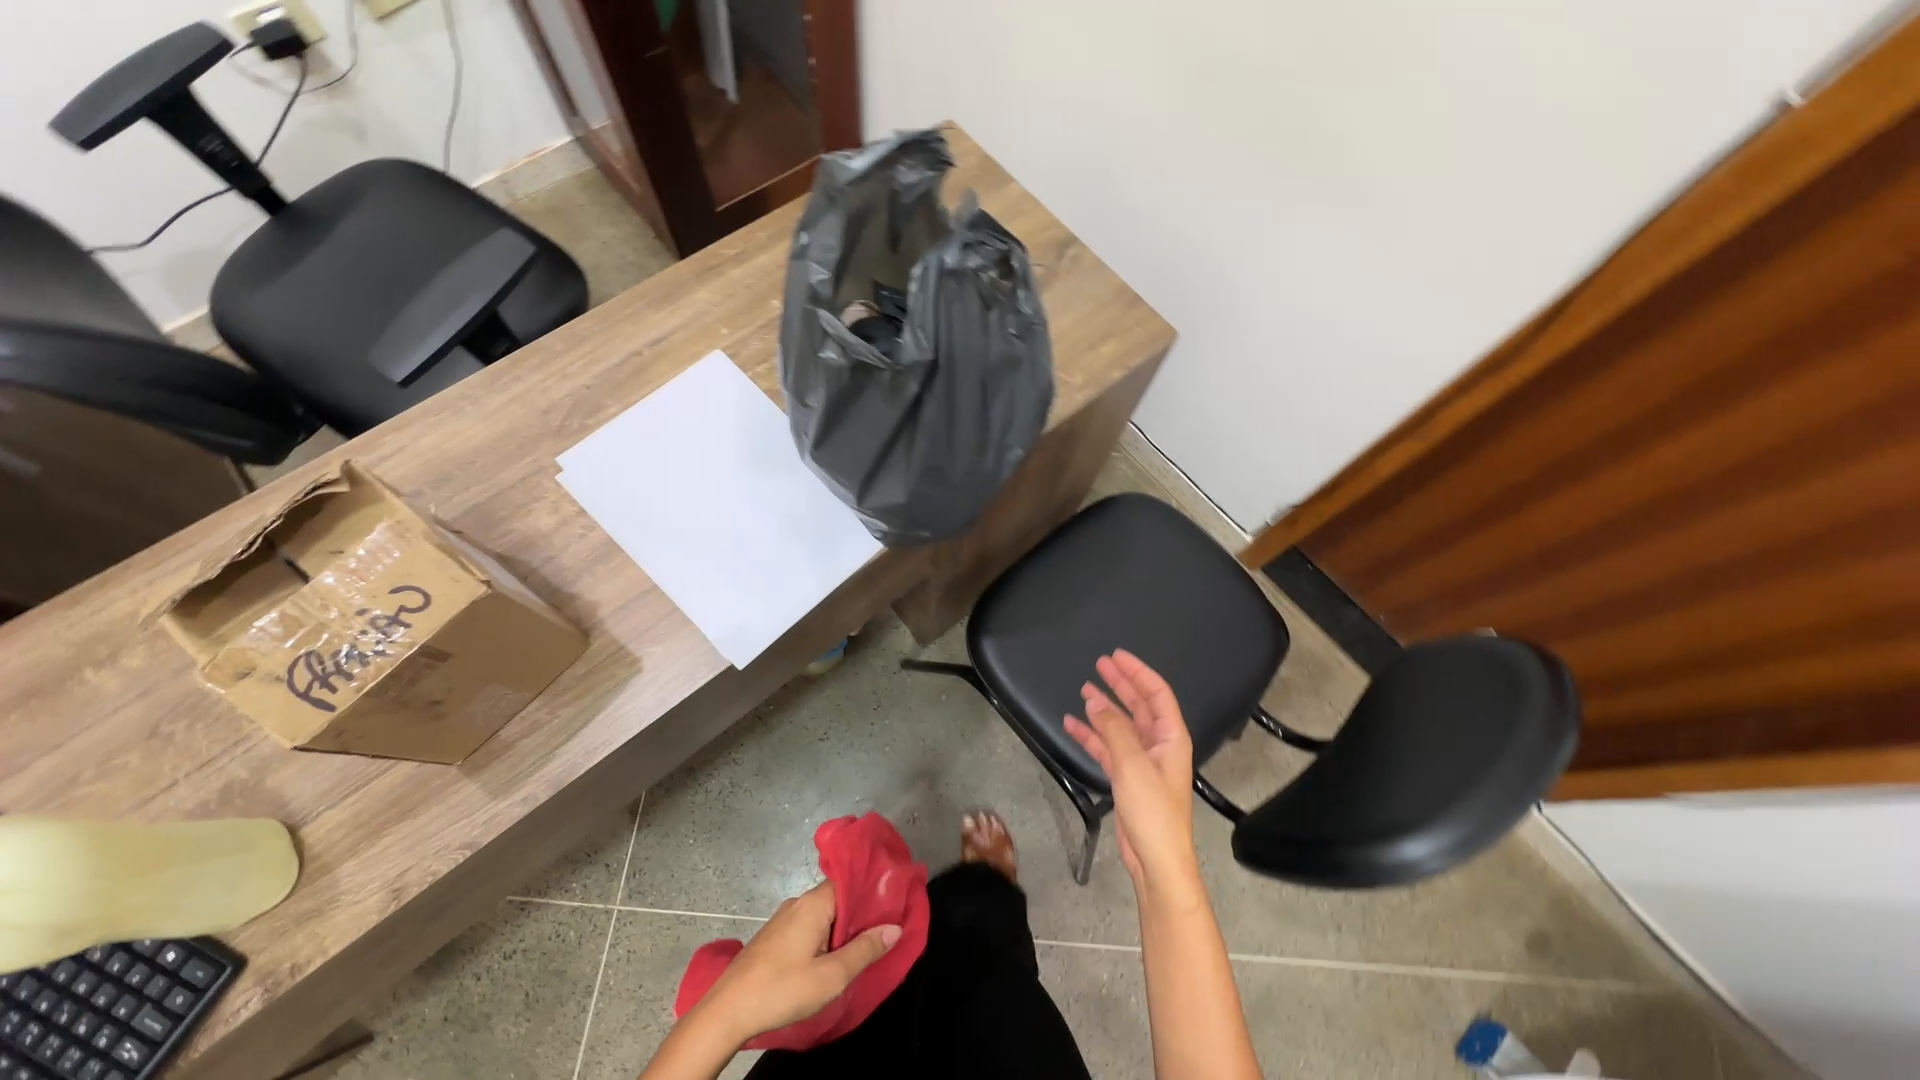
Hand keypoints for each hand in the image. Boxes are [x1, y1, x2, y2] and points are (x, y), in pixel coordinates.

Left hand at [689, 881, 901, 1045]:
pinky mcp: (775, 938)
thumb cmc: (782, 989)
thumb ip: (865, 950)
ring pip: (824, 915)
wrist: (726, 1012)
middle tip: (885, 935)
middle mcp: (797, 903)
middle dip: (861, 916)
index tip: (895, 907)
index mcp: (813, 903)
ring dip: (842, 931)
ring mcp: (783, 920)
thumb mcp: (831, 976)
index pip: (850, 883)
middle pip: (838, 899)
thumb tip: (894, 927)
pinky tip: (833, 959)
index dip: (873, 894)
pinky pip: (810, 927)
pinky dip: (825, 938)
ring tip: (864, 951)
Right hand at [1063, 651, 1202, 900]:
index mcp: (1171, 737)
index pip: (1157, 694)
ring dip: (1104, 708)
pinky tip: (1073, 725)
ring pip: (1121, 725)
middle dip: (1121, 684)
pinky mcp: (1127, 778)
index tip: (1117, 656)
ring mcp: (1142, 762)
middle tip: (1100, 664)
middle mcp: (1159, 745)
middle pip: (1139, 705)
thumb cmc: (1153, 811)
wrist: (1157, 860)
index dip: (1138, 672)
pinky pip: (1107, 748)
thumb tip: (1095, 701)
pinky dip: (1091, 736)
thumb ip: (1113, 730)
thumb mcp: (1133, 765)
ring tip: (1084, 689)